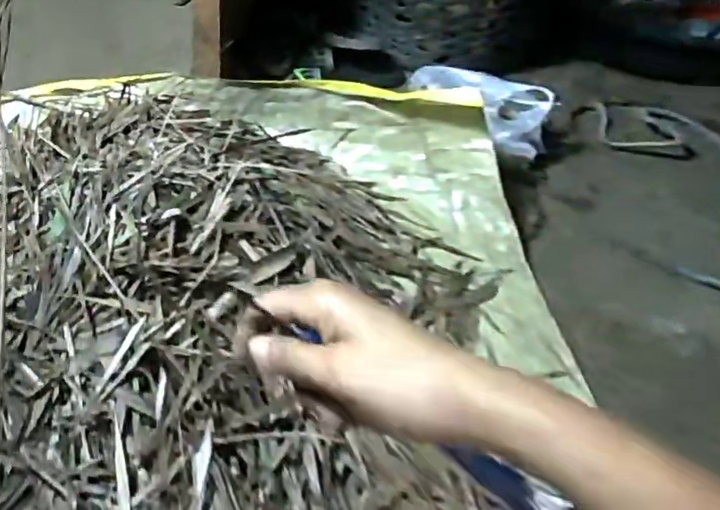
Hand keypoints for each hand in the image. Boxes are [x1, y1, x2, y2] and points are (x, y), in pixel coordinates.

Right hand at [243, 280, 509, 445]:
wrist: (472, 404)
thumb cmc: (398, 382)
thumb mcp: (336, 374)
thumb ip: (288, 358)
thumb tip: (251, 345)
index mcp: (320, 298)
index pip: (264, 304)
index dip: (250, 334)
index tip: (247, 372)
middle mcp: (331, 306)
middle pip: (285, 334)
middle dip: (288, 373)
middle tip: (300, 404)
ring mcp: (350, 329)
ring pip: (308, 358)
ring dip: (313, 392)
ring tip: (334, 419)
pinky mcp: (366, 352)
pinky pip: (333, 369)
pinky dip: (334, 395)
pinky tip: (349, 419)